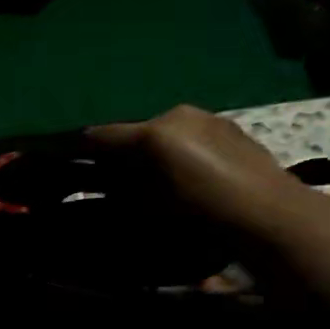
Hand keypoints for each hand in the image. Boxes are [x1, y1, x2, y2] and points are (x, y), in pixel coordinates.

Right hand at [87, 105, 314, 234]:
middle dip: (117, 152)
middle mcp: (177, 114)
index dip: (77, 150)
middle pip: (132, 131)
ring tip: (149, 176)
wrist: (267, 214)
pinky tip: (184, 174)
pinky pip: (190, 135)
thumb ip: (111, 185)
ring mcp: (207, 118)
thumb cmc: (196, 211)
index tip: (62, 163)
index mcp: (152, 130)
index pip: (99, 135)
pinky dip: (178, 150)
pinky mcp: (230, 127)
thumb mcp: (141, 203)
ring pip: (163, 132)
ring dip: (150, 151)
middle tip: (109, 176)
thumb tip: (90, 179)